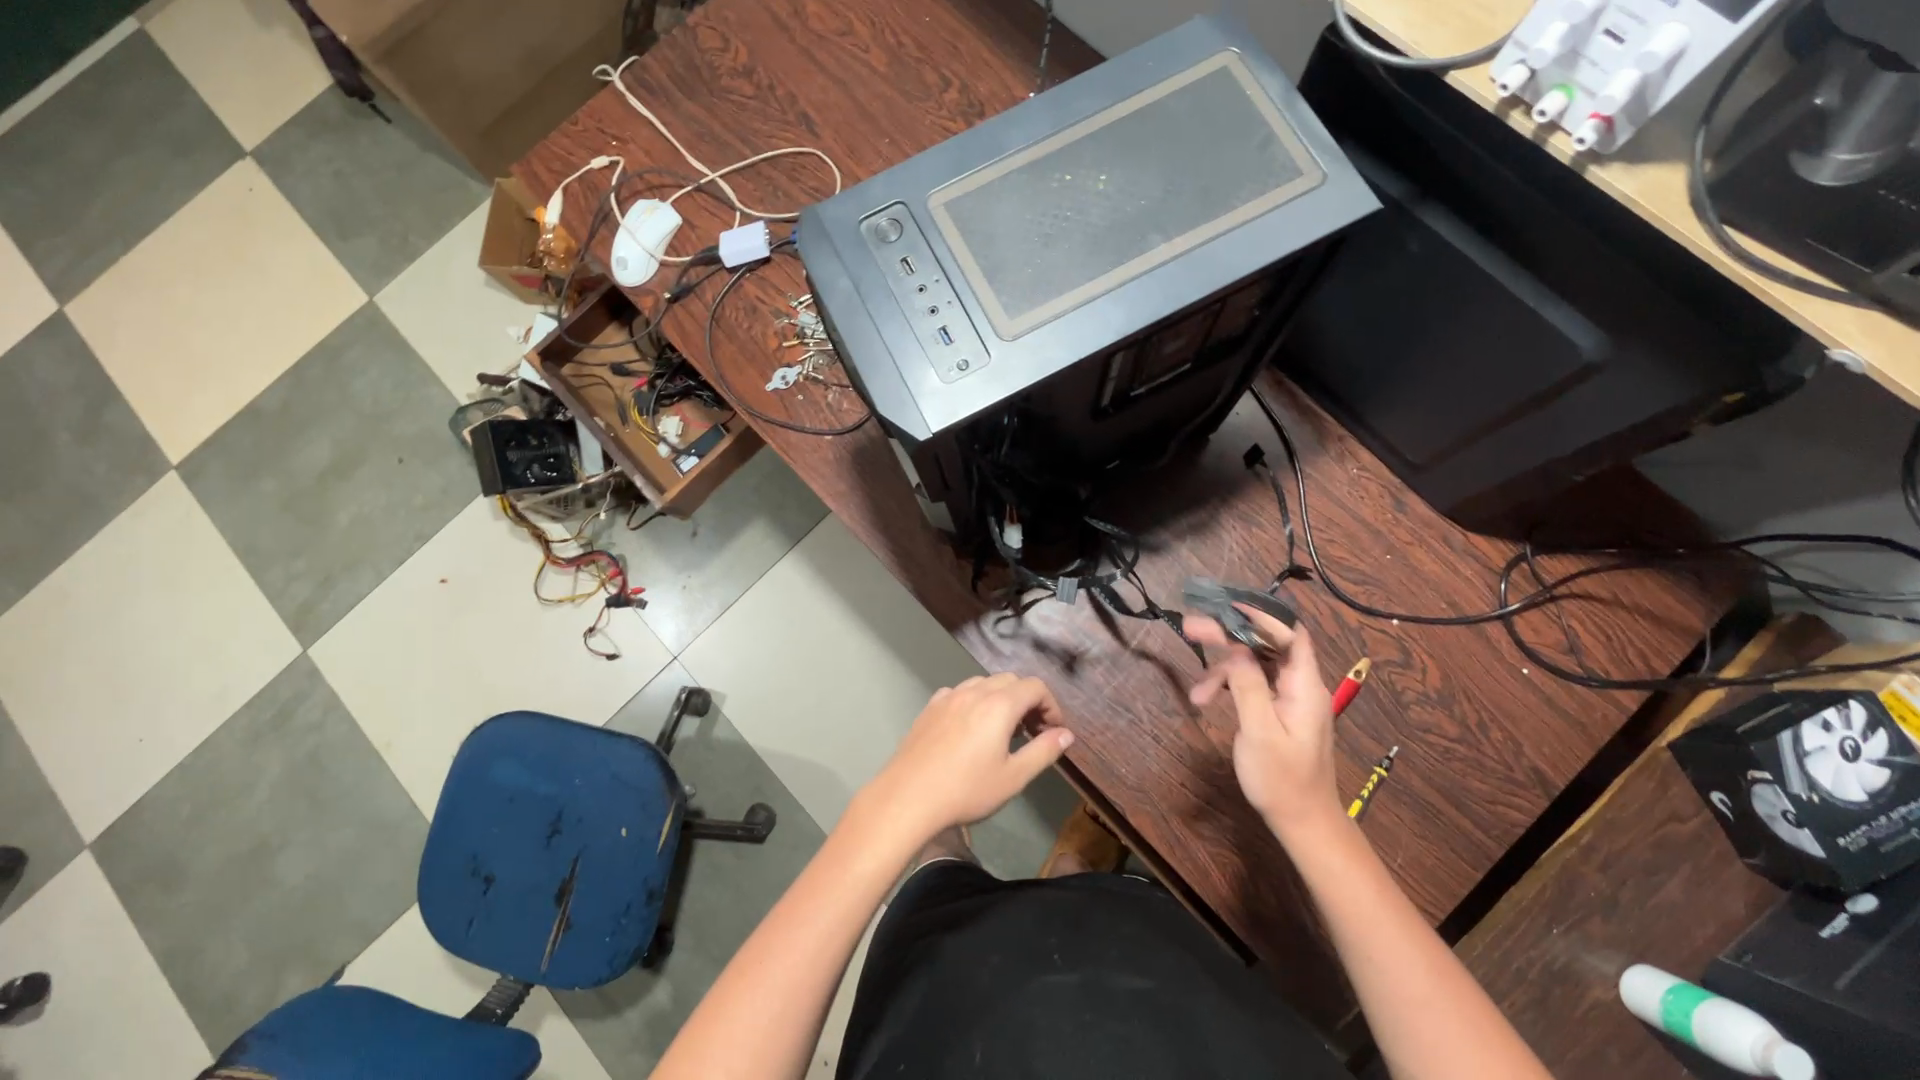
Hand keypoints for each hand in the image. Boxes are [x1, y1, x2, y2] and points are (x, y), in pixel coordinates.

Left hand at [859, 674, 1073, 843]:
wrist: (908, 797)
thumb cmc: (966, 790)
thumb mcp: (1014, 777)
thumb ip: (1044, 751)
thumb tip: (1066, 734)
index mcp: (999, 705)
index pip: (1035, 687)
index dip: (1051, 705)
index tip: (1054, 731)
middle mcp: (973, 692)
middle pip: (1010, 680)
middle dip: (1028, 700)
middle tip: (1033, 731)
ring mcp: (948, 697)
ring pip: (983, 683)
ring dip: (1001, 698)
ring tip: (1003, 730)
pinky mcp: (929, 708)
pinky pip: (959, 693)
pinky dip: (974, 701)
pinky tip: (971, 728)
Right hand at [1184, 606, 1341, 840]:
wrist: (1302, 820)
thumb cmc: (1282, 779)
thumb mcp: (1260, 732)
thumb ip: (1249, 686)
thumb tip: (1237, 648)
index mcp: (1305, 686)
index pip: (1289, 635)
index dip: (1261, 616)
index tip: (1227, 607)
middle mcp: (1301, 686)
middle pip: (1266, 646)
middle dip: (1230, 637)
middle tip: (1191, 629)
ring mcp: (1291, 699)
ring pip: (1256, 666)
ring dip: (1224, 671)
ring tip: (1196, 694)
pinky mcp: (1279, 712)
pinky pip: (1254, 685)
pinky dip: (1231, 688)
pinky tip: (1207, 701)